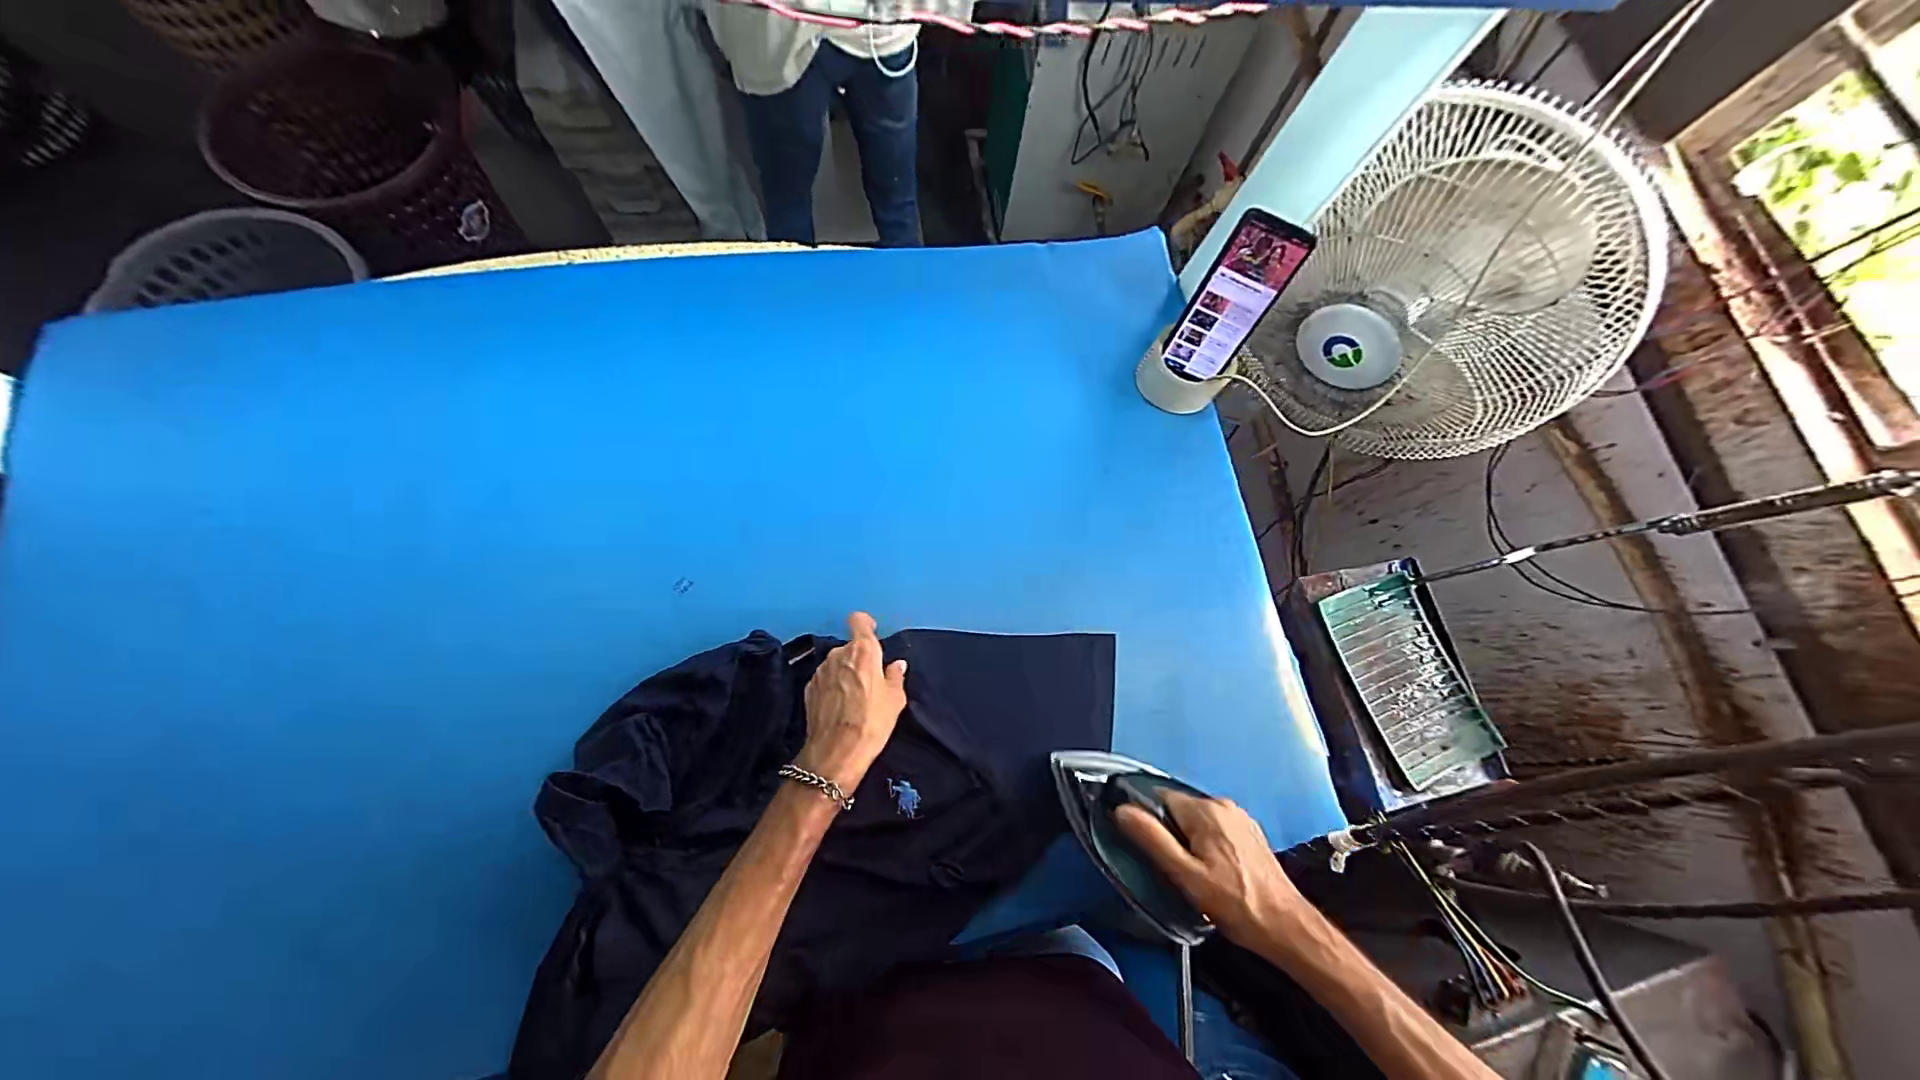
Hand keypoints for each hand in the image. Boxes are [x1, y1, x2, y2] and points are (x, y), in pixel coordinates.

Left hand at [795, 612, 908, 794]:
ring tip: (854, 697)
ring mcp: (820, 671)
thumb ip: (895, 676)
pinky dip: (832, 687)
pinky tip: (839, 706)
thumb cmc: (872, 722)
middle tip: (870, 681)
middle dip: (859, 658)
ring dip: (844, 673)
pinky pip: (825, 679)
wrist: (836, 752)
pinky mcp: (808, 689)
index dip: (865, 624)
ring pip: (836, 663)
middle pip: (850, 647)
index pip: (859, 620)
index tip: (872, 633)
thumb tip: (896, 665)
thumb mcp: (895, 700)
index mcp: (863, 651)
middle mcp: (838, 655)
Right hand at [1115, 792, 1313, 946]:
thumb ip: (1152, 839)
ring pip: (1196, 820)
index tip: (1152, 848)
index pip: (1158, 798)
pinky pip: (1215, 829)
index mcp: (1205, 811)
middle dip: (1171, 835)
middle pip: (1178, 809)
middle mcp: (1223, 807)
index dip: (1149, 822)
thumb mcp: (1185, 875)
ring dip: (1190, 842)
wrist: (1287, 927)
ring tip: (1199, 875)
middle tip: (1178, 869)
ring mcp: (1239, 819)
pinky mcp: (1249, 833)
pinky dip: (1208, 846)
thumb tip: (1124, 811)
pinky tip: (1216, 873)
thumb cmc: (1237, 905)